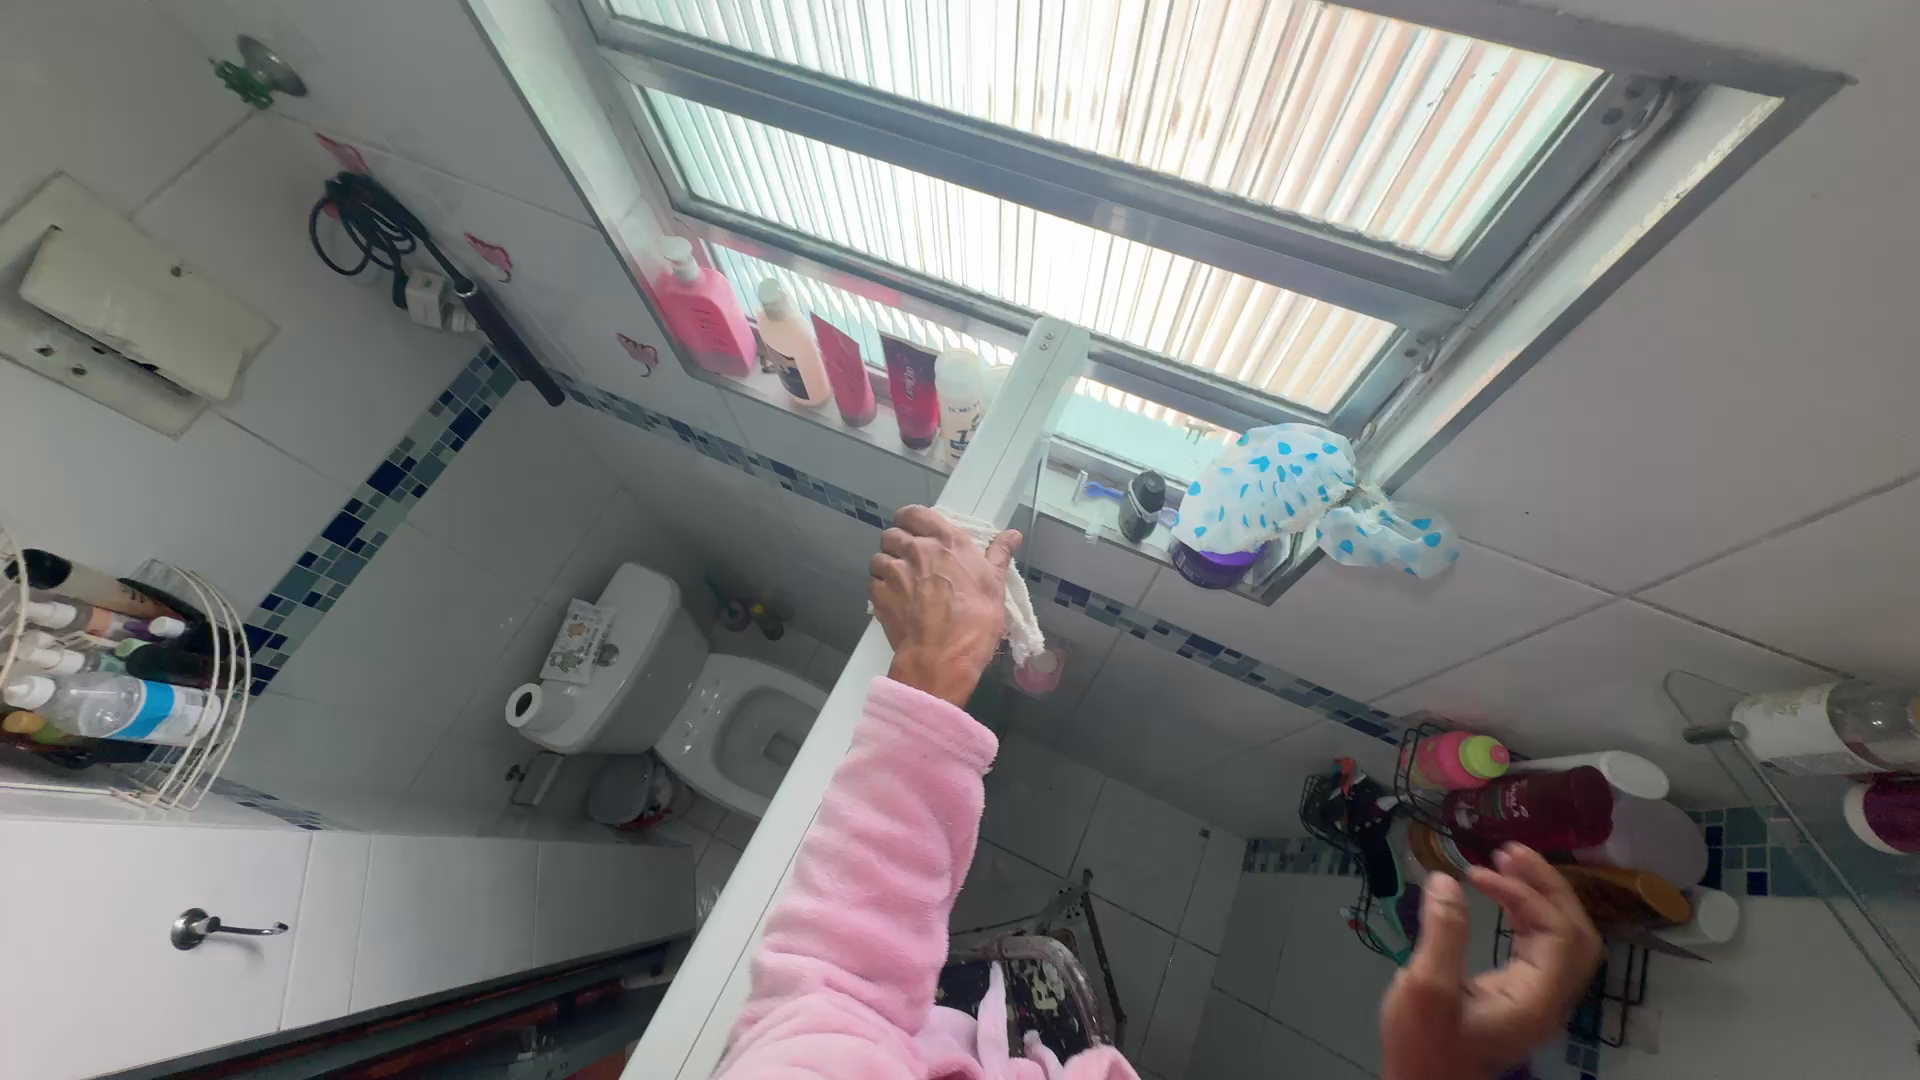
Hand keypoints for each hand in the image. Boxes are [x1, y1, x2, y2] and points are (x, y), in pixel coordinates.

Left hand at [868, 505, 1020, 706]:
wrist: (943, 657)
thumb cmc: (976, 620)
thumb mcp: (995, 585)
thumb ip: (999, 554)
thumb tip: (1013, 534)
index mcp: (946, 541)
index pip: (915, 513)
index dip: (911, 519)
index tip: (915, 530)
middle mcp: (916, 549)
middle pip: (893, 533)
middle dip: (898, 543)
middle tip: (910, 561)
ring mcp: (894, 572)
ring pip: (879, 557)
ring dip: (886, 566)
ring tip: (899, 582)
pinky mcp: (878, 595)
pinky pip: (873, 582)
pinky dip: (879, 588)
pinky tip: (892, 600)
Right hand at [1381, 845, 1603, 1079]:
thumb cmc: (1424, 1041)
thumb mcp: (1425, 987)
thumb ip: (1442, 933)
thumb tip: (1445, 880)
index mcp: (1535, 998)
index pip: (1558, 934)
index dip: (1523, 895)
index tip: (1474, 872)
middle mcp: (1548, 997)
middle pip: (1576, 934)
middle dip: (1548, 886)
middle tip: (1508, 850)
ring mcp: (1536, 996)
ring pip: (1562, 938)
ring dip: (1539, 895)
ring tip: (1501, 860)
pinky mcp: (1518, 993)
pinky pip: (1540, 945)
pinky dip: (1524, 911)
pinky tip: (1497, 894)